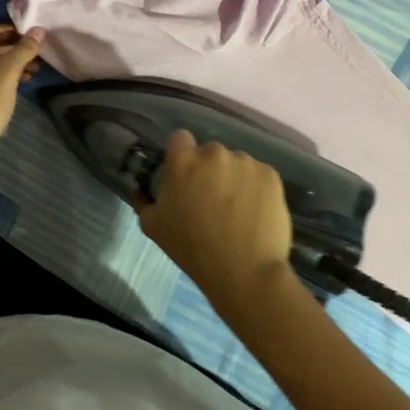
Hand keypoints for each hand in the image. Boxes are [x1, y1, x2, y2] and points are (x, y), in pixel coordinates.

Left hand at [0, 23, 45, 174]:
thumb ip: (23, 50)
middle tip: (36, 49)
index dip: (9, 30)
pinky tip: (24, 78)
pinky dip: (1, 74)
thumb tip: (39, 30)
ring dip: (10, 62)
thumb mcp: (6, 74)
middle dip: (12, 48)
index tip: (31, 32)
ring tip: (36, 65)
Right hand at [134, 131, 299, 308]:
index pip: (181, 139)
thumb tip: (139, 189)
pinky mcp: (270, 175)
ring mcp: (245, 162)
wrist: (243, 271)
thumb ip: (143, 201)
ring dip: (234, 178)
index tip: (186, 176)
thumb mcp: (153, 226)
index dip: (182, 156)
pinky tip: (255, 212)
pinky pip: (259, 176)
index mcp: (183, 160)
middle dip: (210, 170)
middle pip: (210, 153)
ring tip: (238, 209)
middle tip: (212, 199)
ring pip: (237, 164)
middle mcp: (214, 153)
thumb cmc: (191, 248)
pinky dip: (256, 189)